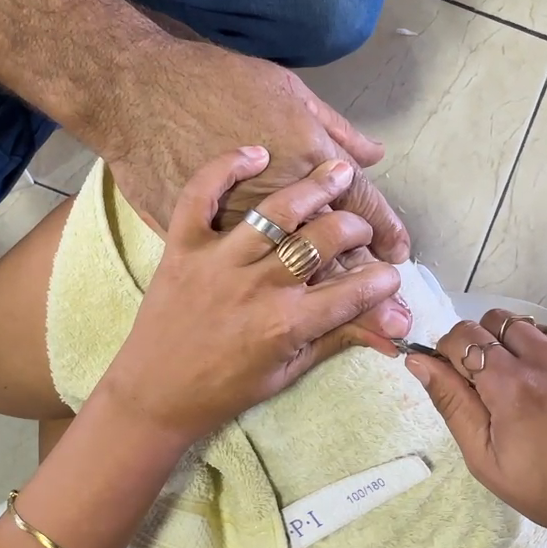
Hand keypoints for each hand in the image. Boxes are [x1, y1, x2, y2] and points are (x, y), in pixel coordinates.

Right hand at [97, 38, 409, 271]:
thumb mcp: (284, 88)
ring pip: (299, 269)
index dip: (387, 231)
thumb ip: (333, 128)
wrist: (132, 90)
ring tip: (349, 289)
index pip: (363, 204)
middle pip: (336, 243)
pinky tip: (288, 290)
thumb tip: (373, 153)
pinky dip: (267, 283)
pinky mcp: (195, 250)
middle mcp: (277, 203)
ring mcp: (235, 234)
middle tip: (377, 272)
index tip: (397, 250)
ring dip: (332, 283)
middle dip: (364, 260)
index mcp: (306, 156)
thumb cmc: (209, 78)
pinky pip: (247, 282)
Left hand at [98, 148, 407, 442]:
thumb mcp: (287, 372)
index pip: (353, 291)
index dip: (382, 280)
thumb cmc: (224, 389)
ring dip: (316, 186)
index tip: (393, 271)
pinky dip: (227, 167)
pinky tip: (257, 154)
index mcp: (287, 324)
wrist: (153, 393)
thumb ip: (338, 341)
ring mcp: (219, 261)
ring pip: (278, 211)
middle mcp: (259, 286)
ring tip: (339, 170)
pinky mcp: (183, 245)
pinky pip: (203, 194)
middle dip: (357, 228)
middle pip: (323, 239)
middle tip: (362, 227)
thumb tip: (392, 334)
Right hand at [403, 309, 546, 545]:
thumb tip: (419, 361)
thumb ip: (452, 404)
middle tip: (497, 385)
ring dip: (527, 351)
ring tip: (539, 393)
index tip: (458, 375)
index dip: (452, 350)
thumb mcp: (488, 461)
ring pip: (538, 329)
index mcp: (512, 386)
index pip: (464, 335)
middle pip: (499, 321)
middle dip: (488, 345)